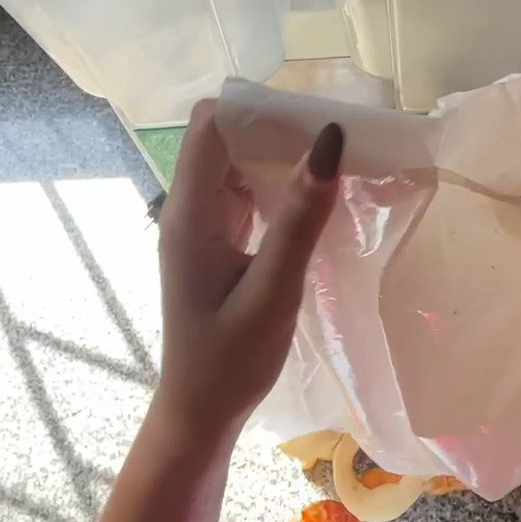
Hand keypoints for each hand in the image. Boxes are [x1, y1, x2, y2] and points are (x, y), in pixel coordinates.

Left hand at [154, 100, 341, 432]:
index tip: (312, 118)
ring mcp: (201, 224)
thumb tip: (327, 143)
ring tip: (330, 159)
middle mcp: (188, 209)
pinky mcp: (217, 239)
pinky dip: (276, 182)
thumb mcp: (272, 293)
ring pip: (236, 161)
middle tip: (332, 139)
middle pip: (224, 137)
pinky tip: (311, 193)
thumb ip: (300, 220)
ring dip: (278, 153)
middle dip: (275, 127)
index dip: (257, 111)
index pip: (211, 127)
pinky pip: (244, 190)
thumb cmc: (230, 361)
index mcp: (189, 215)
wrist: (201, 411)